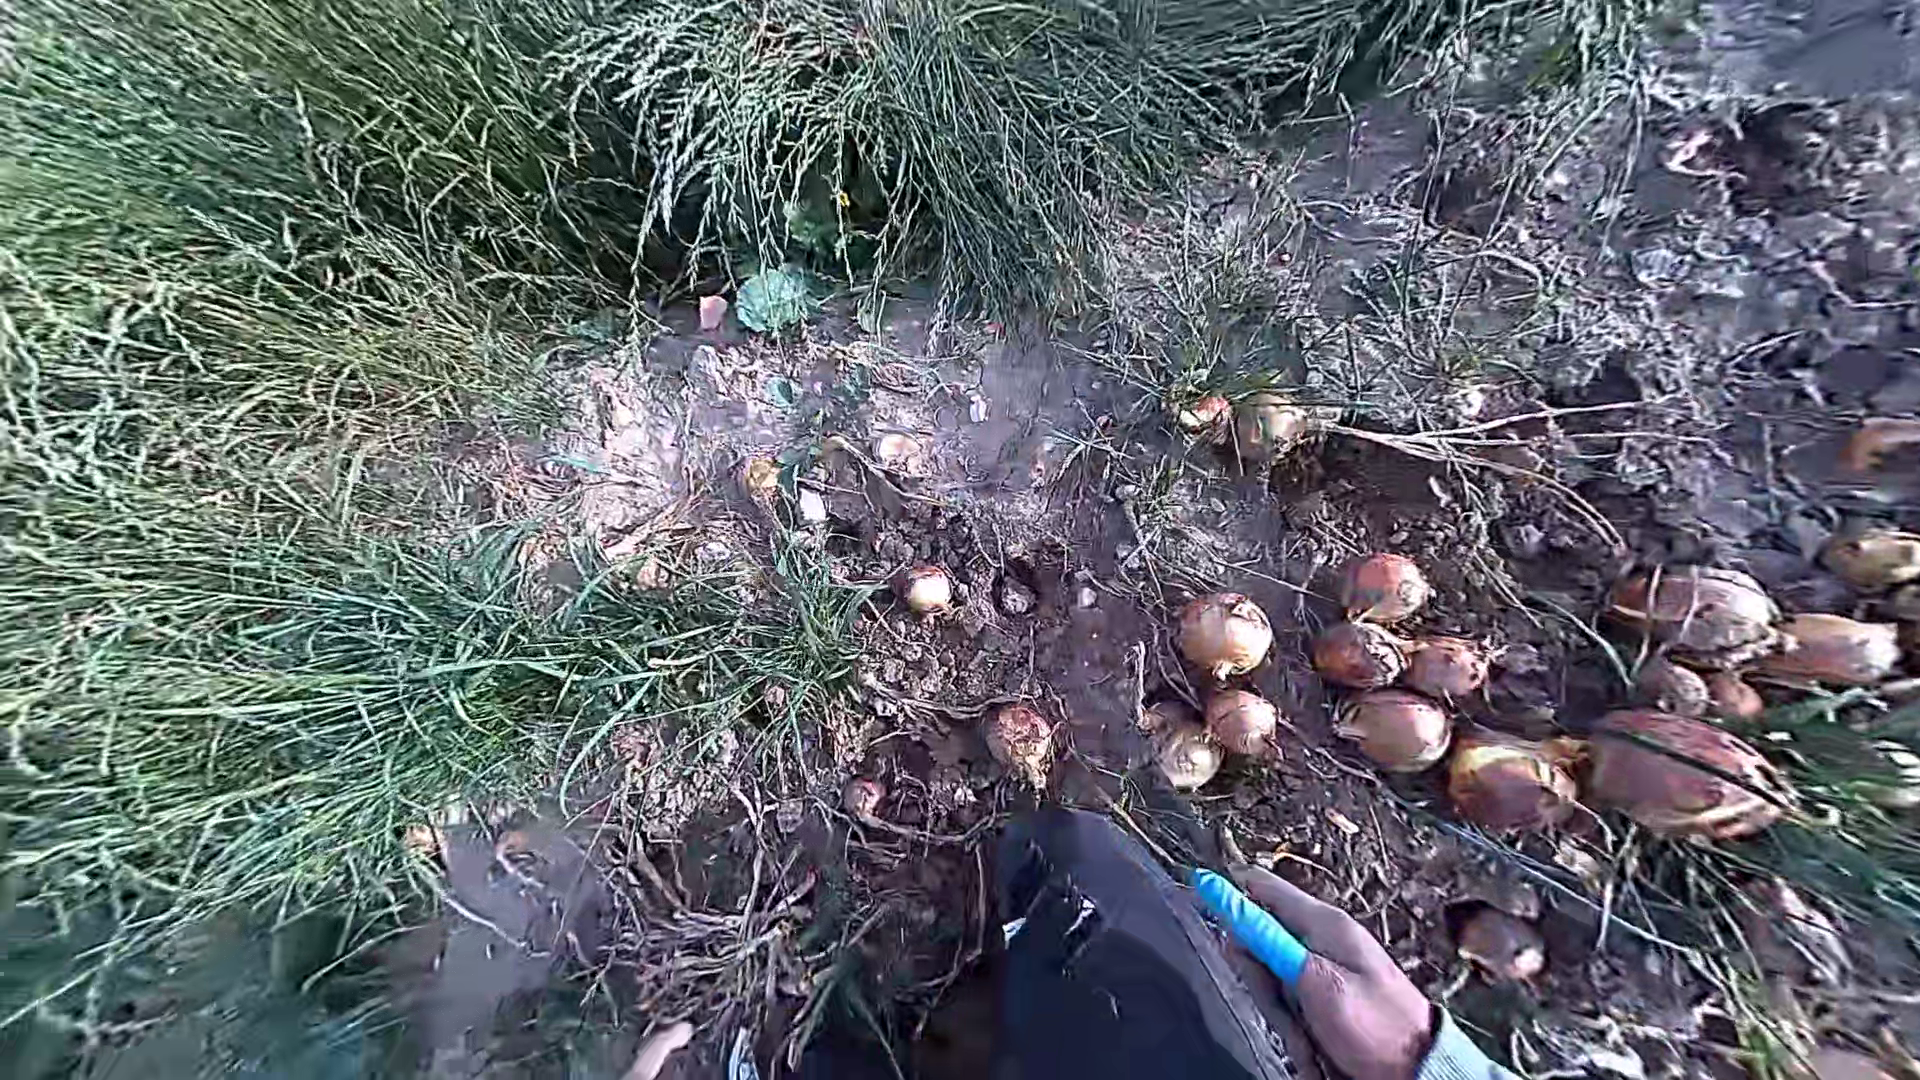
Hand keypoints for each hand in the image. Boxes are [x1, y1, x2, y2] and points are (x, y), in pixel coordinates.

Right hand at [1230, 864, 1433, 1079]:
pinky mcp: (1324, 992)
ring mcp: (1321, 964)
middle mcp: (1317, 934)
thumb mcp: (1312, 979)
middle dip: (1256, 971)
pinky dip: (1290, 1019)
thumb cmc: (1374, 1026)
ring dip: (1275, 1004)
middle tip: (1276, 1005)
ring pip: (1268, 968)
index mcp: (1319, 919)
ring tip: (1301, 1038)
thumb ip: (1262, 933)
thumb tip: (1214, 886)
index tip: (1200, 915)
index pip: (1255, 882)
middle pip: (1257, 932)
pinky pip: (1286, 993)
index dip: (1225, 892)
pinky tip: (1307, 1044)